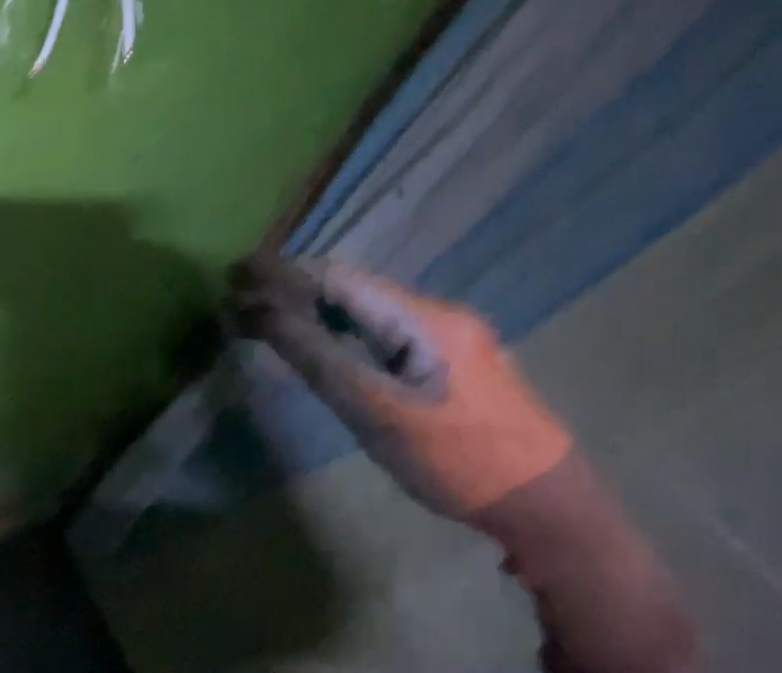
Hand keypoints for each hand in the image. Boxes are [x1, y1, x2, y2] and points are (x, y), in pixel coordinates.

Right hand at [235, 257, 571, 520]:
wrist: (554, 513)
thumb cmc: (461, 462)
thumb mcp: (377, 410)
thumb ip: (314, 354)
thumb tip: (254, 312)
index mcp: (424, 317)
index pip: (336, 276)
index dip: (279, 271)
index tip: (231, 274)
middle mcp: (438, 312)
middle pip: (349, 284)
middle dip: (289, 286)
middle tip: (236, 296)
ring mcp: (448, 335)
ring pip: (363, 305)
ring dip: (311, 306)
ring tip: (262, 314)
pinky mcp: (449, 359)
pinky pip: (379, 327)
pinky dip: (337, 326)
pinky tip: (313, 338)